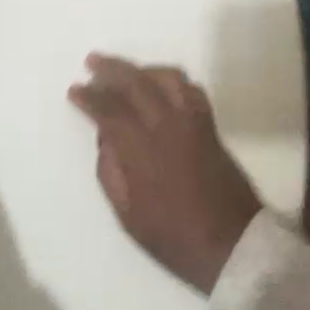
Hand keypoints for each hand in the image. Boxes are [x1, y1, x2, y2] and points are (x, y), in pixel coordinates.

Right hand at [68, 54, 262, 293]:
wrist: (235, 246)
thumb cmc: (175, 237)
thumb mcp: (129, 216)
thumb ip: (110, 172)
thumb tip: (105, 138)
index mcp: (143, 150)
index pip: (110, 110)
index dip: (89, 97)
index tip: (75, 90)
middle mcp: (168, 126)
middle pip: (136, 82)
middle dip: (111, 69)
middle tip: (92, 62)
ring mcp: (193, 123)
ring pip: (166, 77)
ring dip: (141, 69)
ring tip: (125, 72)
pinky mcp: (210, 126)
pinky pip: (190, 88)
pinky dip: (171, 80)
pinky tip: (160, 86)